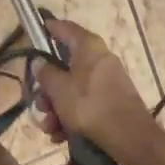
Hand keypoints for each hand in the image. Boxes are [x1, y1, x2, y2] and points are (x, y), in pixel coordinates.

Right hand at [30, 19, 153, 152]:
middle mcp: (100, 59)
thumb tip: (39, 61)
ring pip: (72, 90)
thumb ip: (45, 73)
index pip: (65, 28)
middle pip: (65, 67)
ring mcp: (107, 81)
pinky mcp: (111, 101)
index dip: (49, 29)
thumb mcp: (59, 89)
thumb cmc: (89, 105)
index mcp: (88, 47)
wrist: (127, 135)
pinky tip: (61, 135)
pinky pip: (84, 104)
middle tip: (39, 106)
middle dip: (47, 90)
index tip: (37, 30)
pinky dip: (71, 118)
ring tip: (50, 129)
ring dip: (56, 109)